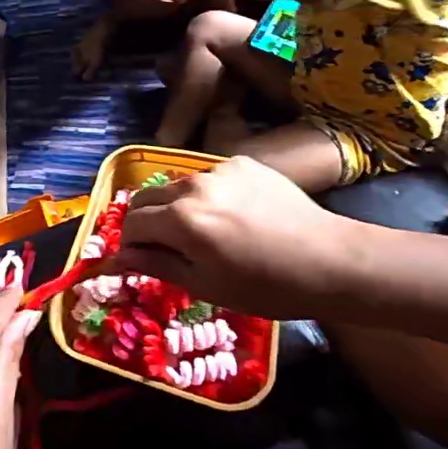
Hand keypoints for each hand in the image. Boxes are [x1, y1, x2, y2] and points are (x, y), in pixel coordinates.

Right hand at [110, 156, 356, 319]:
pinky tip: (231, 215)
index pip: (132, 224)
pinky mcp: (242, 162)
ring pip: (177, 185)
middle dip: (146, 222)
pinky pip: (209, 177)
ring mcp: (219, 169)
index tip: (138, 259)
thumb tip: (118, 259)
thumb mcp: (204, 284)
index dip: (129, 244)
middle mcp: (193, 185)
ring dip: (175, 207)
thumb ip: (156, 265)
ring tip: (202, 232)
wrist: (329, 260)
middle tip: (164, 247)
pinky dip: (206, 195)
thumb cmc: (264, 286)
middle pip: (147, 198)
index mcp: (181, 219)